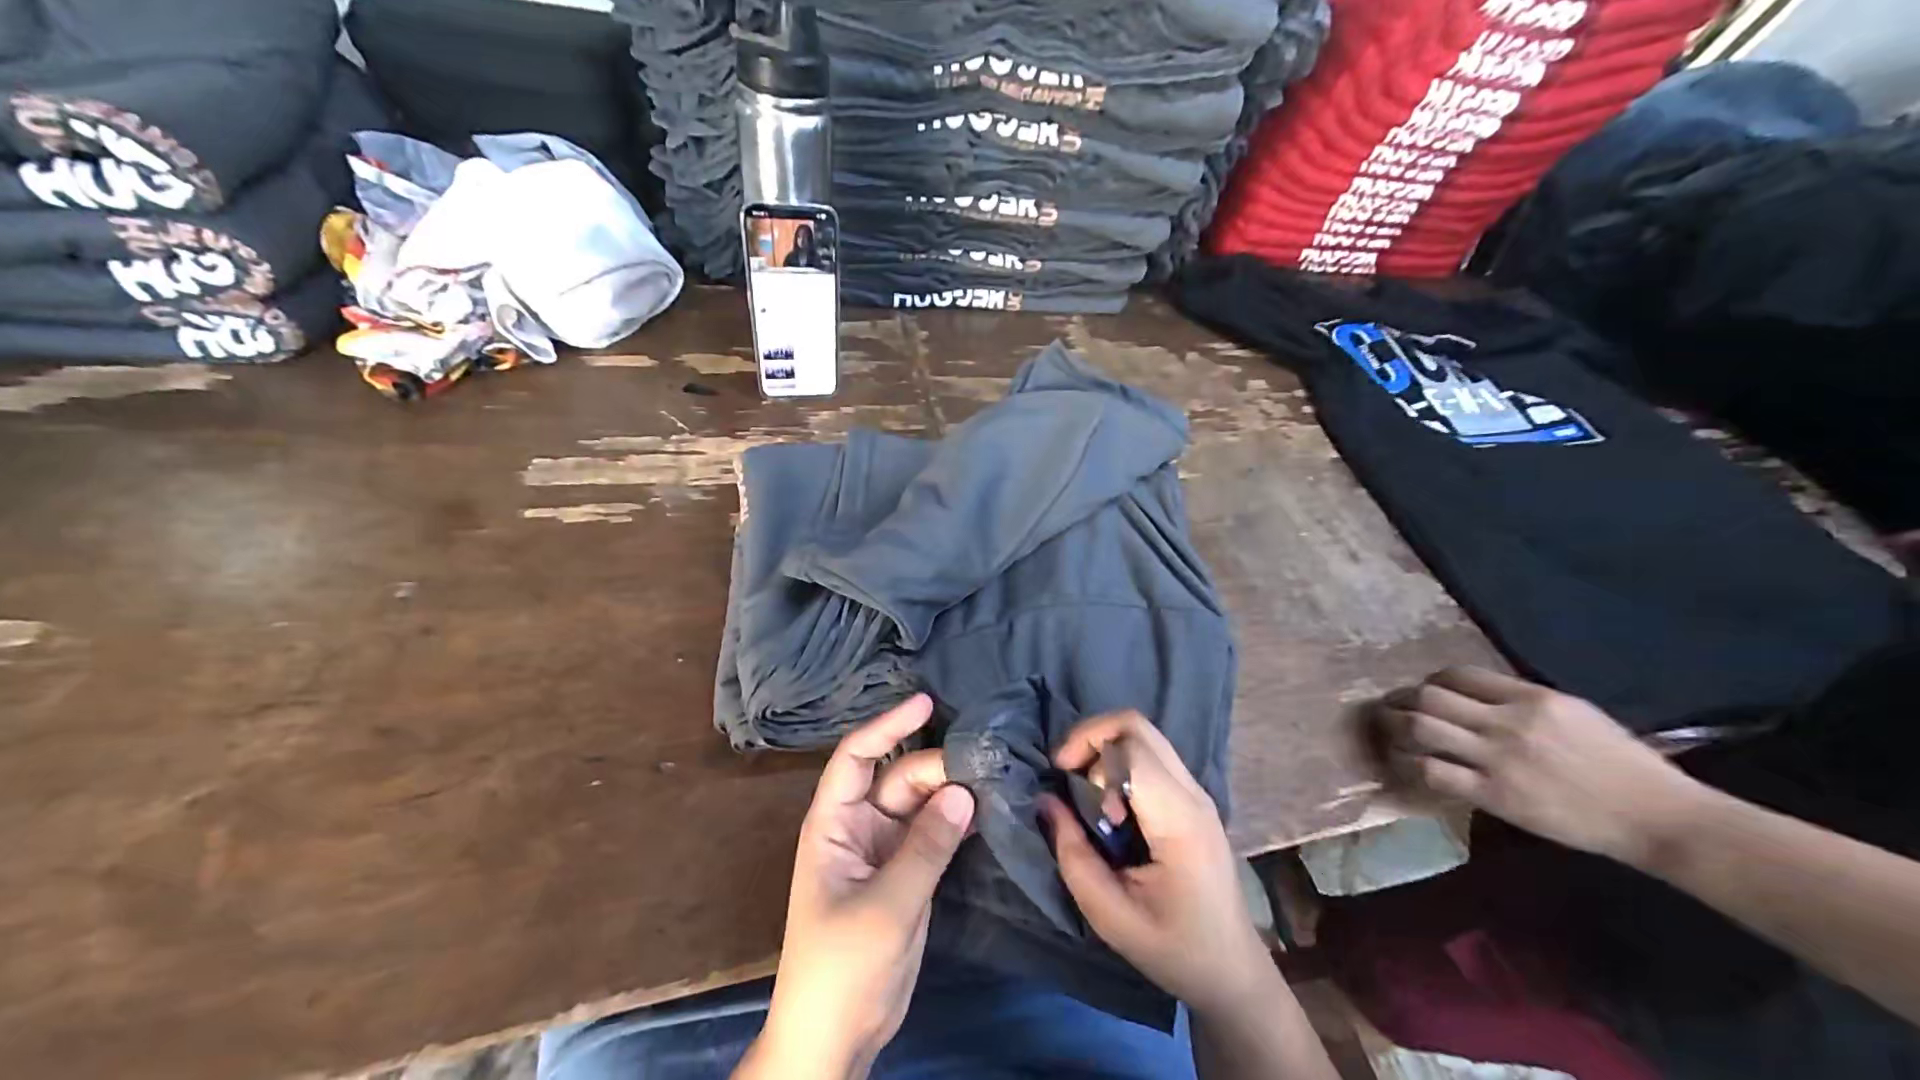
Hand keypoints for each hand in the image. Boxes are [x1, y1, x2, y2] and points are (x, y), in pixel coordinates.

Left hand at [737, 694, 975, 1079]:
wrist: (837, 1036)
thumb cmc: (843, 966)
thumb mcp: (886, 906)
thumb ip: (926, 847)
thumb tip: (964, 790)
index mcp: (834, 823)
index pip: (857, 757)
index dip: (888, 726)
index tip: (927, 703)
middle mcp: (859, 827)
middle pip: (899, 778)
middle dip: (937, 767)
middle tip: (985, 764)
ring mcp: (885, 851)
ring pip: (921, 805)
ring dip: (953, 791)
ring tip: (996, 777)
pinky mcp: (908, 874)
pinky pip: (935, 834)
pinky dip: (959, 822)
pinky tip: (990, 811)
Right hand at [1036, 711, 1275, 1017]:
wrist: (1232, 972)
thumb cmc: (1173, 948)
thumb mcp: (1108, 913)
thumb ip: (1072, 853)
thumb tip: (1045, 800)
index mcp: (1177, 819)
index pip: (1131, 746)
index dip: (1087, 746)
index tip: (1060, 776)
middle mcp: (1193, 794)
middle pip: (1137, 726)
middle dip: (1092, 736)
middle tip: (1066, 771)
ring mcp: (1197, 794)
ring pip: (1144, 736)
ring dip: (1105, 748)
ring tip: (1085, 790)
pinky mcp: (1193, 801)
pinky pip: (1151, 756)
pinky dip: (1120, 762)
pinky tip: (1109, 803)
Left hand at [1379, 665, 1711, 865]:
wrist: (1660, 817)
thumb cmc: (1626, 766)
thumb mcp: (1577, 715)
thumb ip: (1525, 702)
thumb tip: (1480, 697)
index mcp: (1532, 697)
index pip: (1459, 675)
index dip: (1431, 681)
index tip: (1422, 691)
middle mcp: (1509, 720)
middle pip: (1429, 696)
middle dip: (1402, 699)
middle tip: (1389, 708)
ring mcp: (1498, 757)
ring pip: (1421, 728)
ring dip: (1395, 727)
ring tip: (1386, 731)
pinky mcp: (1494, 793)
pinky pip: (1432, 771)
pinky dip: (1410, 765)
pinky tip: (1404, 766)